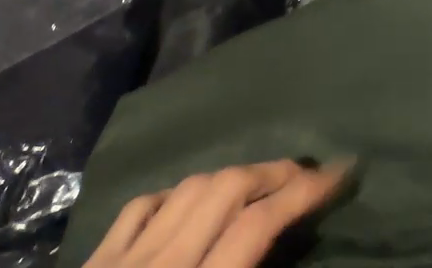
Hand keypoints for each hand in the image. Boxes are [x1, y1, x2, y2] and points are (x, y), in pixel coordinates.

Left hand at [81, 160, 351, 267]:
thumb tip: (278, 250)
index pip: (259, 224)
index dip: (305, 192)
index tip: (342, 174)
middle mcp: (160, 266)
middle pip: (228, 189)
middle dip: (275, 173)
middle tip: (308, 177)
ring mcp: (119, 261)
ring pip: (189, 188)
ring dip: (233, 178)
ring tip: (259, 186)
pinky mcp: (90, 266)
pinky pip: (141, 208)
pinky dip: (176, 196)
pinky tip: (190, 206)